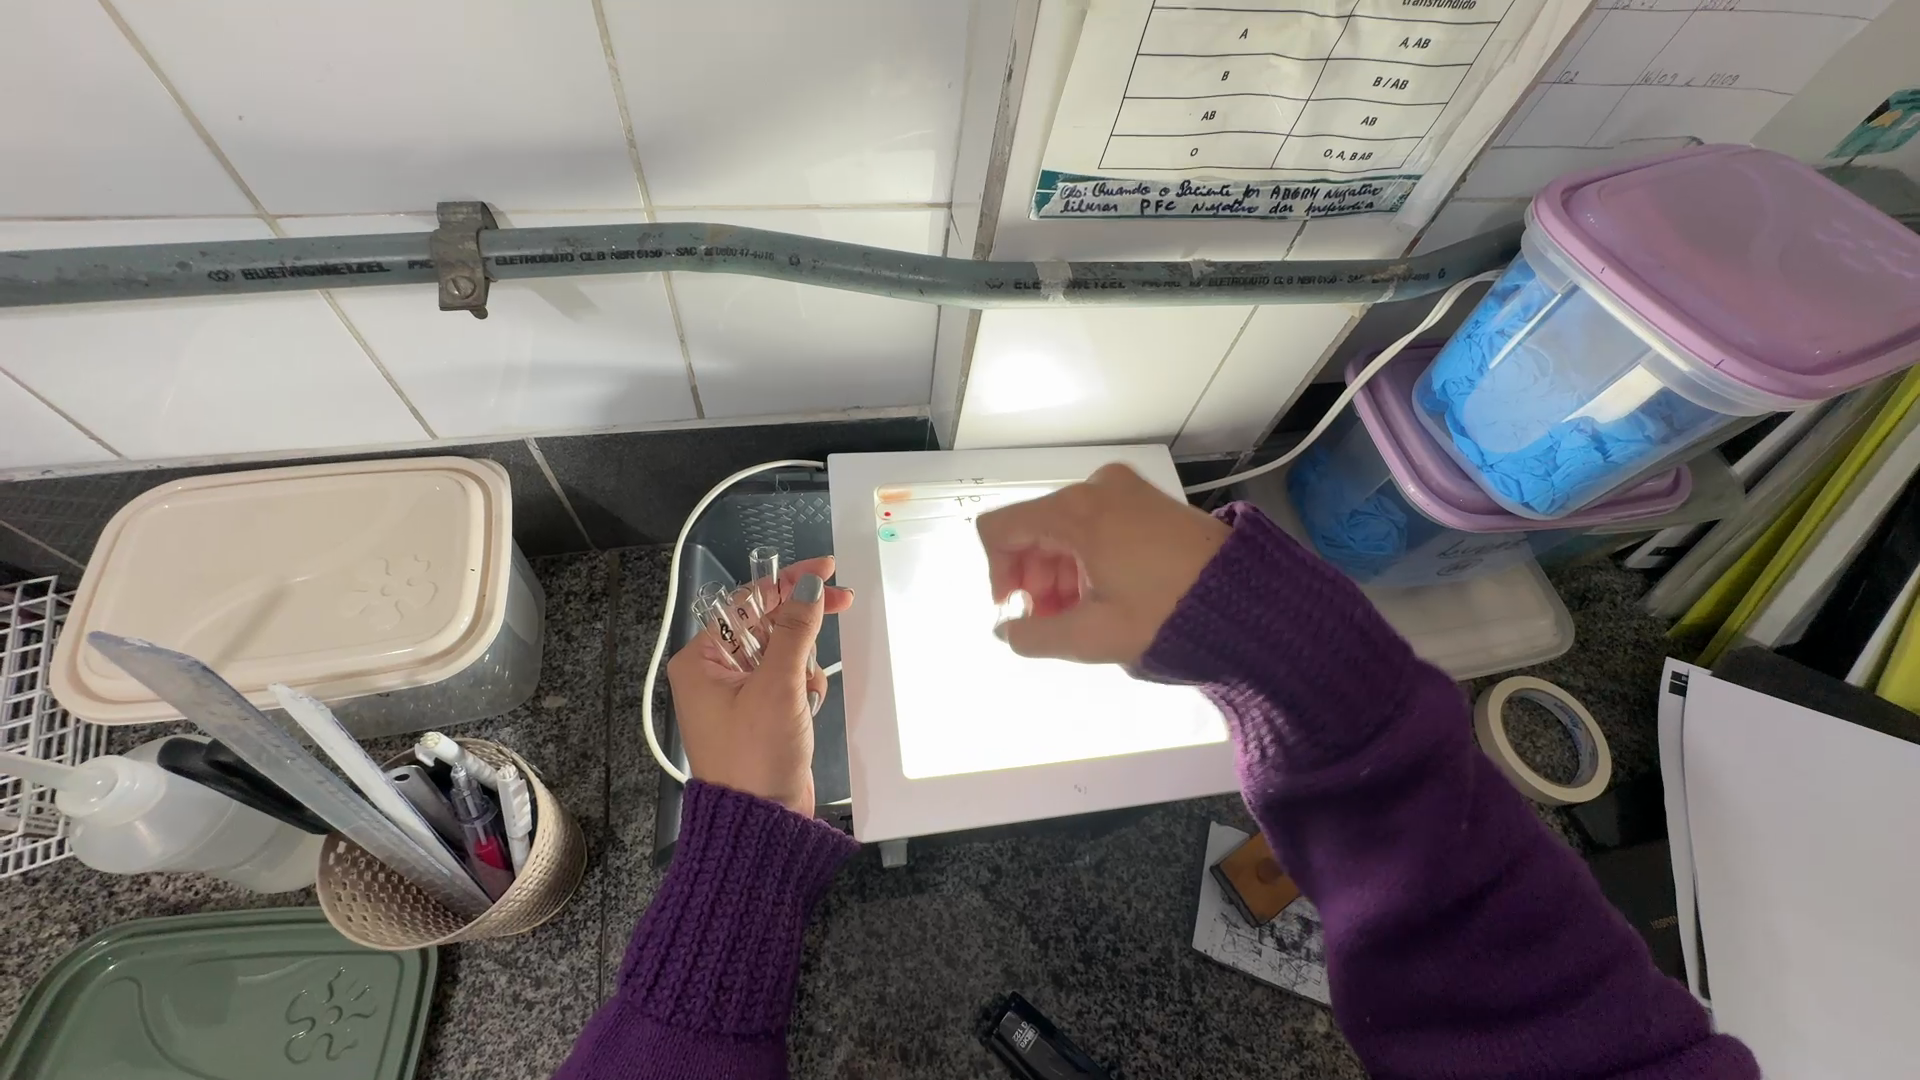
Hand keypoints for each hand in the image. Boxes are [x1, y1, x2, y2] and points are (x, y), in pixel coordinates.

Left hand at [666, 556, 853, 815]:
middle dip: (801, 622)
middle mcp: (714, 673)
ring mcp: (738, 695)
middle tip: (843, 601)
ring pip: (782, 651)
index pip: (747, 603)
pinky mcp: (760, 714)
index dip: (787, 582)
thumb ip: (795, 629)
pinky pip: (787, 679)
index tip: (826, 570)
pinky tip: (809, 704)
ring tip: (807, 690)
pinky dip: (804, 685)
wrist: (761, 823)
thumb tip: (809, 584)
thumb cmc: (757, 754)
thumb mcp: (778, 685)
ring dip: (803, 662)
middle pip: (766, 623)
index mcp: (701, 660)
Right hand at [976, 463, 1229, 664]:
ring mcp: (1124, 489)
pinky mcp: (1146, 499)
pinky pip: (1094, 524)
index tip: (1019, 610)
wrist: (1252, 599)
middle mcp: (1094, 487)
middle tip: (1056, 622)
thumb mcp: (1093, 636)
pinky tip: (1106, 594)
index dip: (997, 573)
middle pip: (1033, 529)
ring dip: (1060, 573)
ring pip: (1064, 529)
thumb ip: (1034, 636)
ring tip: (1085, 614)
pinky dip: (1086, 558)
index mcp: (1074, 511)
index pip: (1000, 529)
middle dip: (1035, 580)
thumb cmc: (1167, 613)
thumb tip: (1006, 630)